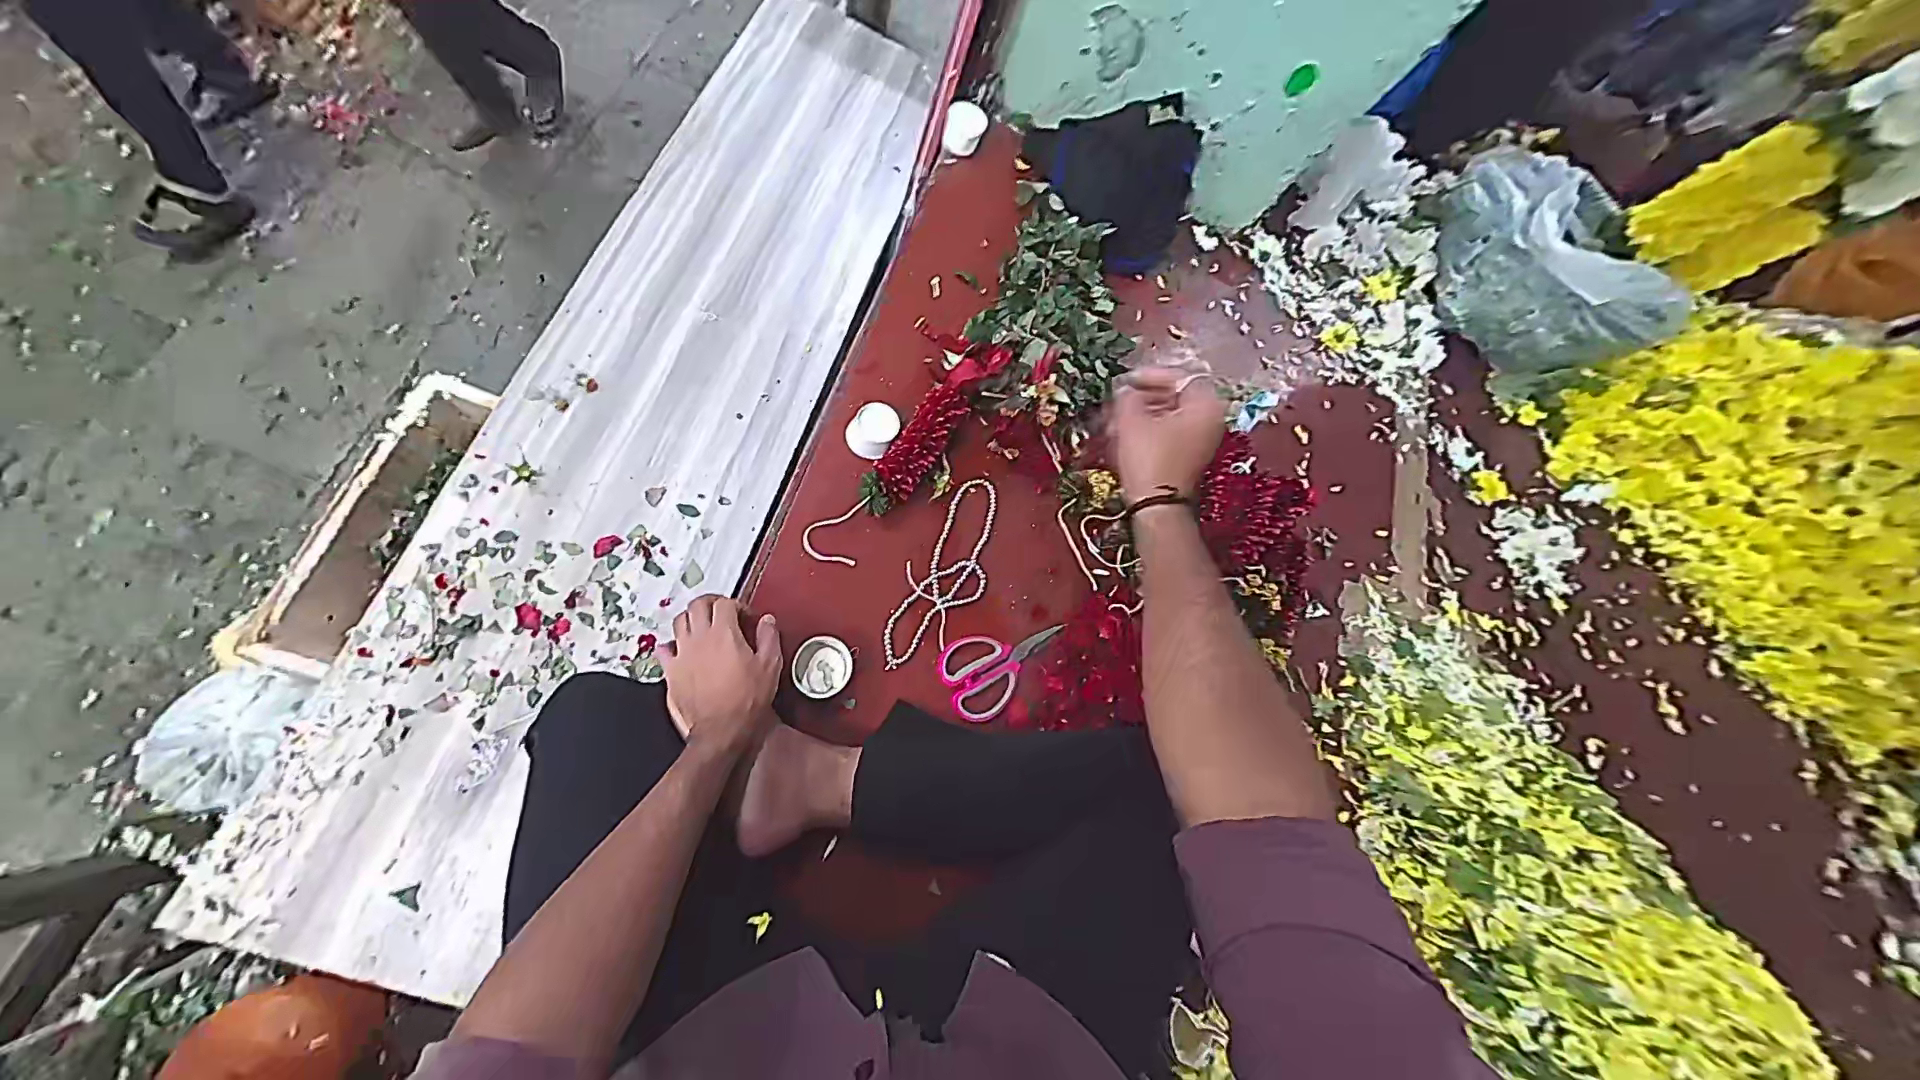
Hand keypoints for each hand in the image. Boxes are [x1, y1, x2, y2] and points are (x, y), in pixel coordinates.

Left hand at [661, 596, 781, 756]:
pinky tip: (681, 649)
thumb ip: (769, 637)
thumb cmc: (747, 699)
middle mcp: (699, 638)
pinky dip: (672, 644)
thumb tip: (767, 621)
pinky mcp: (671, 671)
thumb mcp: (770, 666)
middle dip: (710, 603)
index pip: (724, 603)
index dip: (736, 605)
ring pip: (679, 621)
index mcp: (724, 633)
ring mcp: (682, 654)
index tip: (745, 616)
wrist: (721, 730)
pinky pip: (664, 649)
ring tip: (703, 627)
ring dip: (692, 618)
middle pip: (697, 605)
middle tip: (721, 611)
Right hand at [1109, 367, 1225, 501]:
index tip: (1126, 380)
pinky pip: (1169, 433)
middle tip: (1119, 400)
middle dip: (1143, 397)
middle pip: (1175, 396)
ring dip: (1142, 414)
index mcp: (1206, 405)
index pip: (1180, 376)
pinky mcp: (1188, 456)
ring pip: (1169, 416)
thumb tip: (1127, 389)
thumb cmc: (1148, 458)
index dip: (1150, 375)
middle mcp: (1211, 420)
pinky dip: (1148, 430)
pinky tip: (1124, 434)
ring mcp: (1201, 440)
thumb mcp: (1132, 420)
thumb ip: (1129, 395)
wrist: (1155, 506)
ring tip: (1115, 420)